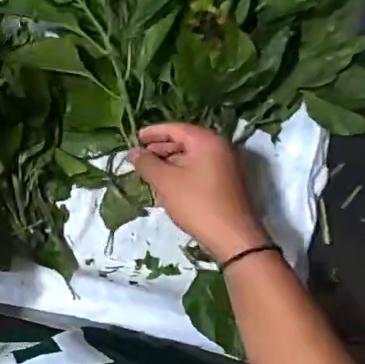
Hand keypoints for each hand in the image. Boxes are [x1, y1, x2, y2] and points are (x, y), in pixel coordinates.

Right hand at [128, 123, 268, 259]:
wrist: (231, 235)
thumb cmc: (196, 203)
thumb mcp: (165, 181)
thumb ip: (147, 163)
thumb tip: (133, 152)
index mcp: (208, 142)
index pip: (177, 128)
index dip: (154, 131)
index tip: (135, 137)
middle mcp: (220, 148)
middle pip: (186, 140)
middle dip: (161, 146)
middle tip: (140, 153)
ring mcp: (226, 165)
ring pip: (192, 155)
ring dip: (169, 159)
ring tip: (149, 168)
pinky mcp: (226, 181)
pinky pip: (199, 167)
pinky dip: (181, 169)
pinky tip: (167, 181)